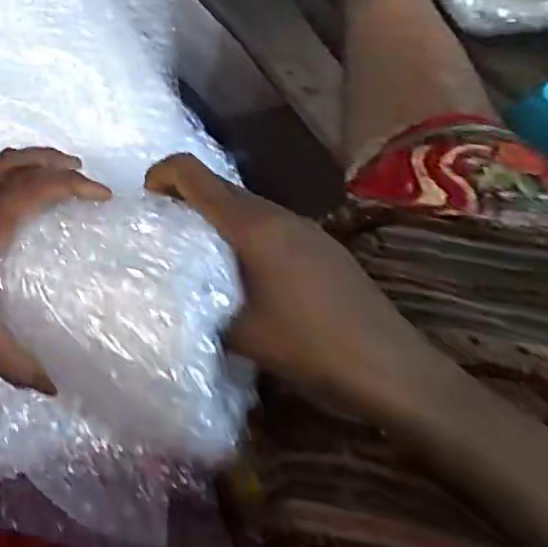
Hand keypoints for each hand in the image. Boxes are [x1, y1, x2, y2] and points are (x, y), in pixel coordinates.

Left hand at [0, 148, 110, 393]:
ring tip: (46, 174)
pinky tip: (1, 197)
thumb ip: (16, 361)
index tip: (103, 194)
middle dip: (52, 160)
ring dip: (24, 162)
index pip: (41, 187)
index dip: (75, 186)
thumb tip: (51, 388)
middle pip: (19, 161)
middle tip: (79, 170)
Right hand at [144, 155, 448, 413]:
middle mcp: (274, 213)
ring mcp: (302, 227)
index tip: (146, 208)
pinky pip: (265, 222)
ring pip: (240, 203)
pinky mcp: (321, 245)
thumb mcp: (237, 331)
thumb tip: (163, 291)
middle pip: (213, 183)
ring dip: (212, 217)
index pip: (189, 170)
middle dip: (180, 199)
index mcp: (249, 224)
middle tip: (164, 236)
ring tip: (200, 259)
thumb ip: (193, 301)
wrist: (401, 375)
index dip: (158, 176)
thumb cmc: (312, 347)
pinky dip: (240, 233)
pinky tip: (246, 276)